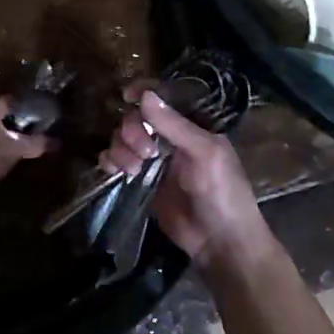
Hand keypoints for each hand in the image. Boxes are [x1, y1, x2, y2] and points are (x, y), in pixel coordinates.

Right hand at [102, 87, 269, 265]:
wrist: (219, 242)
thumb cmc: (223, 192)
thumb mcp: (204, 154)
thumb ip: (174, 125)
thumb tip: (144, 94)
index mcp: (192, 122)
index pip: (164, 95)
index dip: (144, 91)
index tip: (127, 95)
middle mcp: (170, 135)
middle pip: (137, 116)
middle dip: (133, 130)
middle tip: (146, 154)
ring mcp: (154, 157)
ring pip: (123, 136)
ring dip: (121, 147)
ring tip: (133, 170)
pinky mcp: (141, 178)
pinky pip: (115, 159)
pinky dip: (109, 160)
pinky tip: (114, 170)